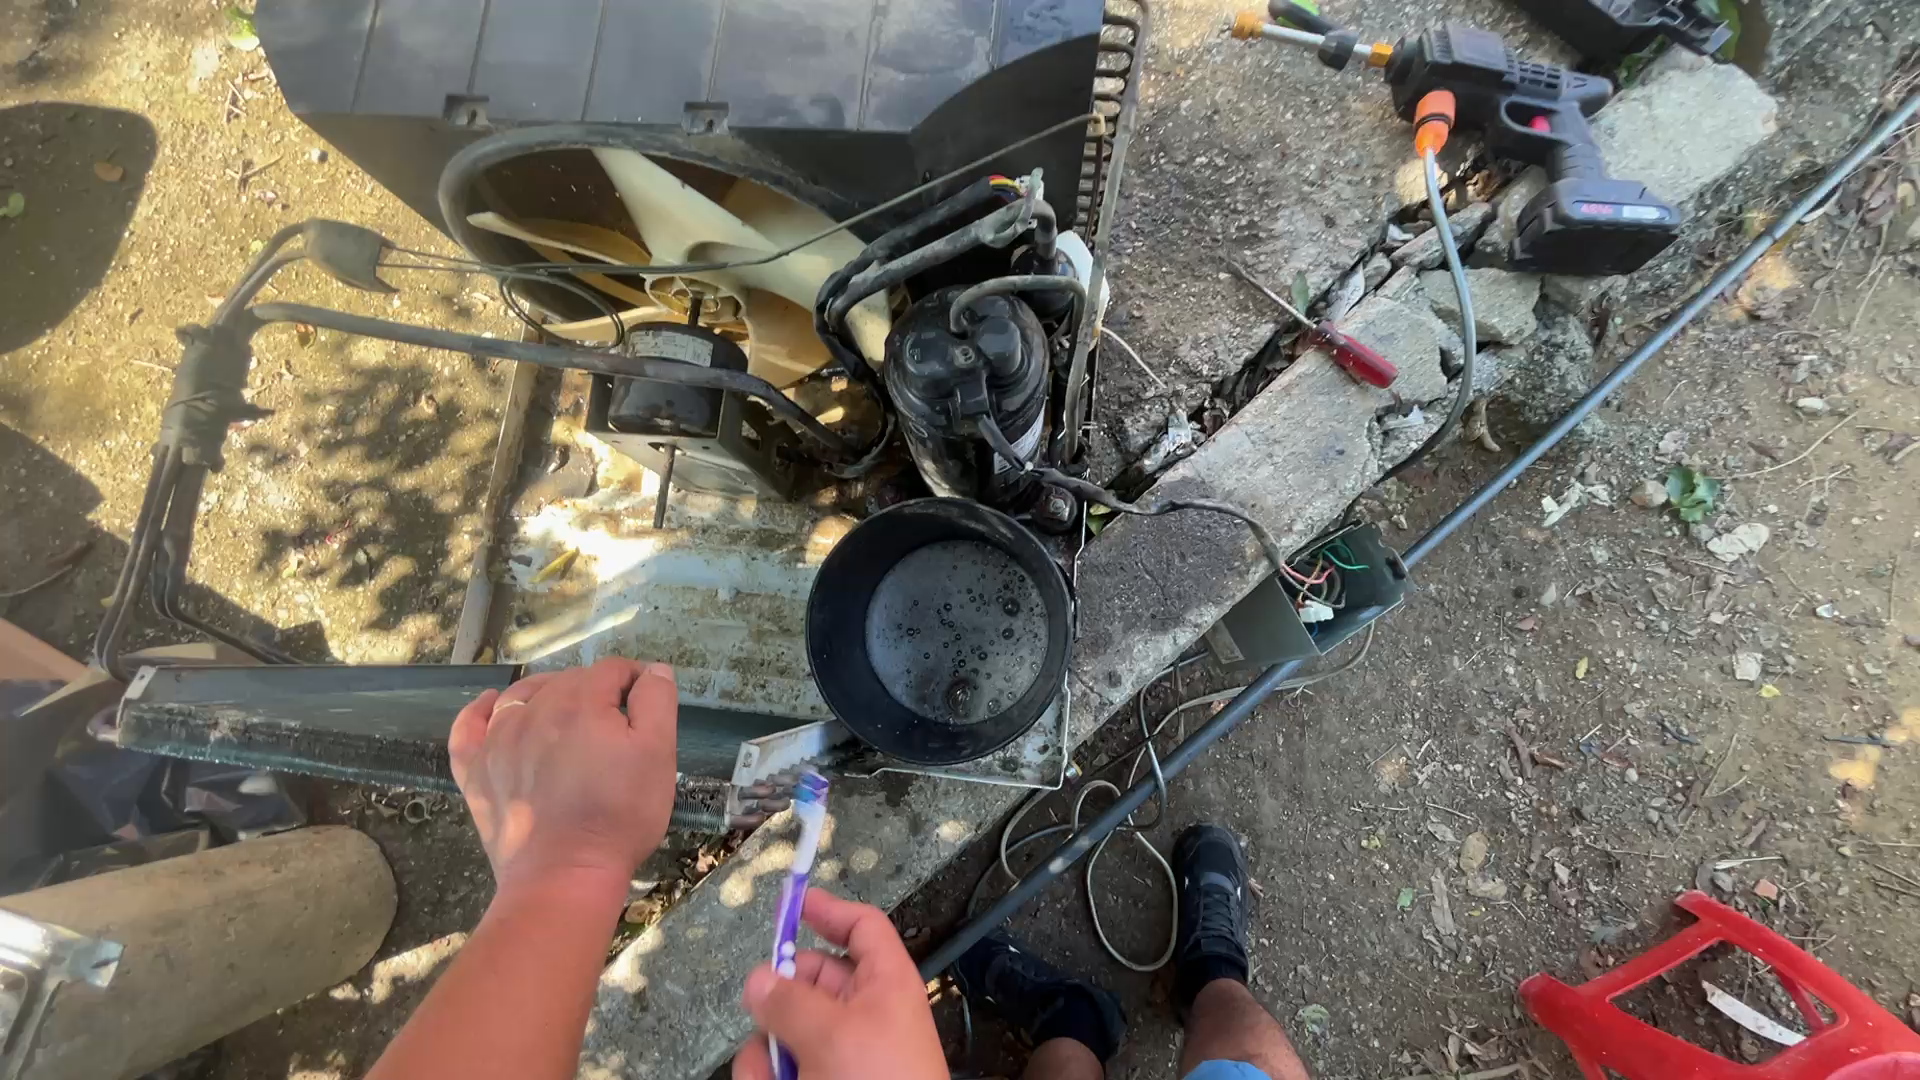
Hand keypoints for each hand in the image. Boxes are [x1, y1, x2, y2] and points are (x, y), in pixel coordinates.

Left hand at [449, 659, 677, 893]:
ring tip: (571, 712)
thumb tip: (653, 670)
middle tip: (619, 724)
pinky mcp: (476, 773)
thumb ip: (656, 701)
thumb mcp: (659, 754)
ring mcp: (499, 742)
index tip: (648, 704)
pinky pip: (469, 728)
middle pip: (570, 678)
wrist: (564, 877)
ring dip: (550, 691)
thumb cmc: (620, 814)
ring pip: (524, 694)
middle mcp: (534, 711)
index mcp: (582, 703)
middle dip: (598, 689)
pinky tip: (493, 706)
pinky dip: (480, 711)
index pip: (612, 669)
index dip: (636, 680)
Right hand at [732, 889, 947, 1079]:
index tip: (794, 901)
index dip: (830, 910)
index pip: (862, 928)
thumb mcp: (833, 1035)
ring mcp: (842, 1056)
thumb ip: (790, 1002)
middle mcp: (864, 1013)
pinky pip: (783, 1072)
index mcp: (885, 982)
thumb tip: (757, 978)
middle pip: (810, 983)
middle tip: (765, 1016)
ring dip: (770, 1056)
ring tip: (777, 1079)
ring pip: (787, 1035)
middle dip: (782, 1001)